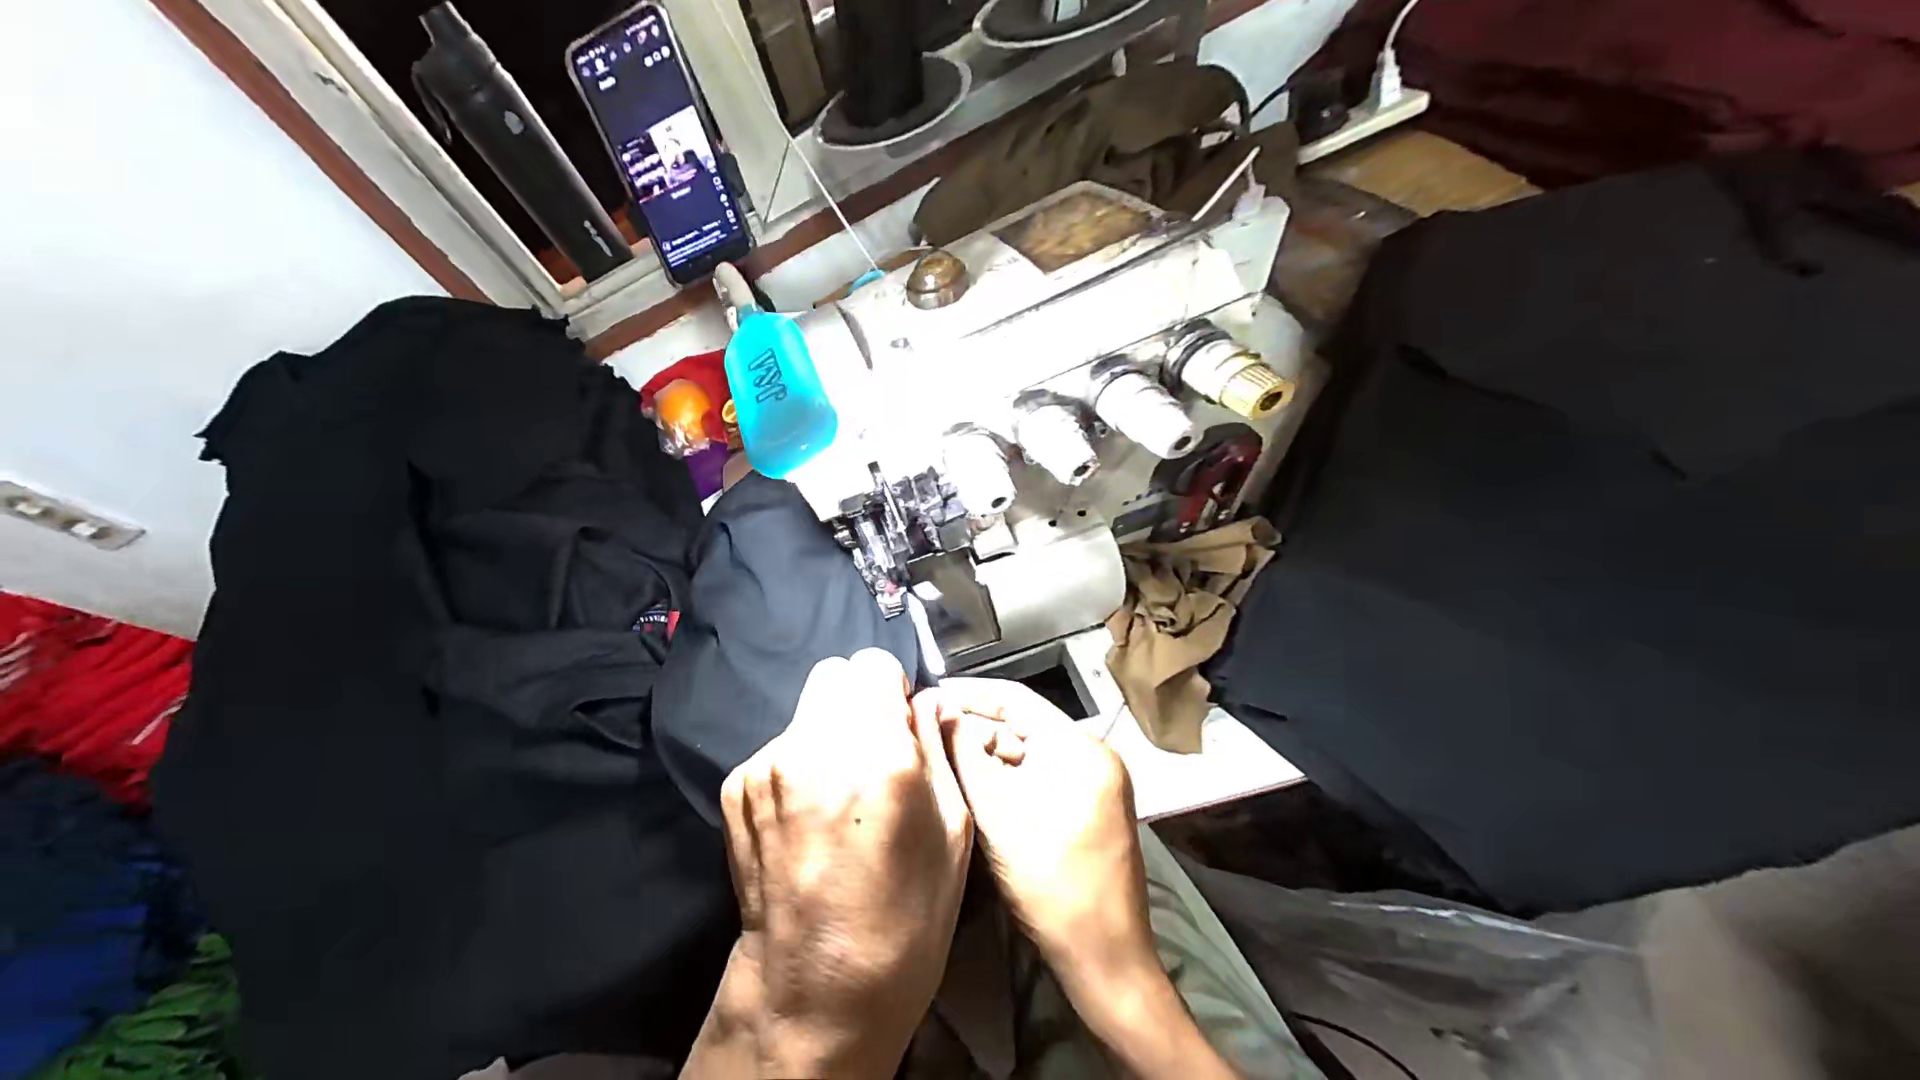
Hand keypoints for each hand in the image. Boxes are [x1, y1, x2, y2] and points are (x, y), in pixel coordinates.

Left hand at [718, 649, 972, 1077]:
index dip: (894, 689)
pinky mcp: (737, 786)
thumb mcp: (952, 830)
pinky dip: (800, 761)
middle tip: (874, 748)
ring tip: (841, 789)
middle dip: (859, 700)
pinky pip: (780, 745)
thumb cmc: (905, 916)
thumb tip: (931, 701)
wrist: (816, 989)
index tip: (901, 722)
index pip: (874, 664)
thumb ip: (939, 748)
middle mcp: (815, 750)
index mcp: (878, 758)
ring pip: (806, 708)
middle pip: (834, 673)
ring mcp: (767, 766)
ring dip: (829, 730)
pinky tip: (811, 813)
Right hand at [912, 679, 1151, 987]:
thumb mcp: (996, 815)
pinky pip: (1044, 774)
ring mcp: (1099, 781)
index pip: (1016, 698)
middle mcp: (1095, 754)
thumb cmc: (1049, 886)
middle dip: (977, 728)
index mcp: (1080, 748)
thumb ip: (965, 756)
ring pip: (1032, 751)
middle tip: (930, 734)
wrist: (1105, 958)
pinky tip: (979, 788)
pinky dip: (1012, 777)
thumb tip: (938, 709)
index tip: (929, 694)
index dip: (969, 693)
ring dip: (991, 755)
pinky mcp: (1095, 806)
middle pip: (1025, 724)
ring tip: (946, 761)